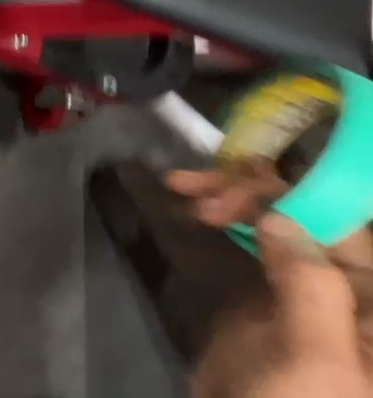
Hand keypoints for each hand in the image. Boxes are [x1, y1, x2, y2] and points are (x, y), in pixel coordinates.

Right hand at [171, 164, 372, 396]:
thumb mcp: (317, 361)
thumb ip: (310, 288)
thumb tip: (280, 218)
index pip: (352, 232)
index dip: (300, 194)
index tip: (236, 176)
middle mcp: (358, 299)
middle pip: (316, 222)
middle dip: (257, 192)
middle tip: (193, 187)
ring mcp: (316, 300)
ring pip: (284, 226)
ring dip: (236, 198)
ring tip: (183, 190)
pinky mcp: (274, 303)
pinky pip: (259, 246)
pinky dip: (229, 219)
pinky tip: (195, 207)